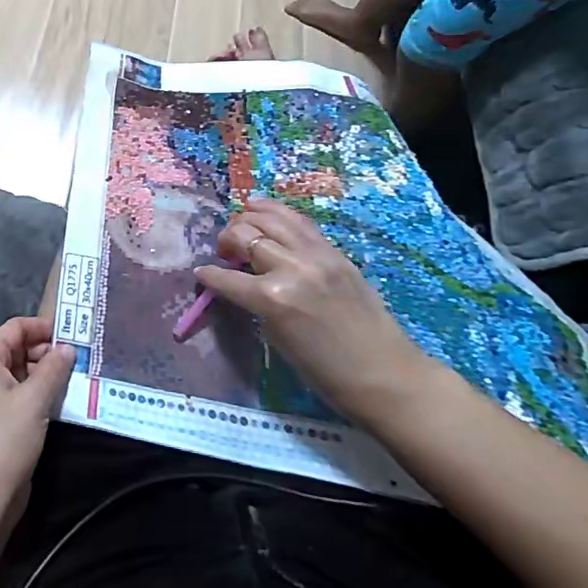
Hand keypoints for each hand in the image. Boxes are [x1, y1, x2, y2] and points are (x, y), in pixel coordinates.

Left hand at [0, 317, 76, 509]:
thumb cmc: (8, 437)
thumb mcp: (35, 399)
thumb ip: (53, 368)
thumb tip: (69, 348)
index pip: (15, 327)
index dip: (42, 327)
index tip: (72, 334)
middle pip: (20, 346)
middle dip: (48, 349)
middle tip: (81, 356)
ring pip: (25, 368)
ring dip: (49, 370)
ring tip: (78, 374)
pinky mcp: (5, 413)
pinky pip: (26, 389)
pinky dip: (44, 388)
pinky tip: (66, 394)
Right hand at [196, 199, 439, 427]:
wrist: (384, 373)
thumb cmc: (324, 370)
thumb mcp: (276, 337)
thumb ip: (253, 302)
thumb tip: (236, 280)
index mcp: (272, 298)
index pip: (226, 277)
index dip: (209, 275)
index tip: (202, 274)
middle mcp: (291, 268)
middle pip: (245, 234)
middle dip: (227, 240)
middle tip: (225, 252)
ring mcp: (316, 255)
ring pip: (271, 217)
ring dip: (249, 218)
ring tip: (241, 225)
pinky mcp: (335, 251)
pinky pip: (299, 222)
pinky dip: (277, 214)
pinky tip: (265, 214)